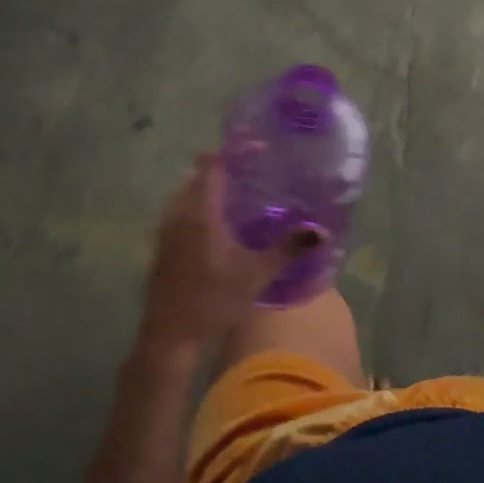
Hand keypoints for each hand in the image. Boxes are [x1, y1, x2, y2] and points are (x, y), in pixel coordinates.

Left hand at [137, 153, 318, 352]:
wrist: (169, 336)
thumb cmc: (213, 300)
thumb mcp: (256, 274)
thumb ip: (287, 249)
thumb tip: (321, 232)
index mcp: (200, 212)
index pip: (212, 165)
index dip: (233, 150)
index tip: (258, 146)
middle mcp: (179, 213)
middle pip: (197, 175)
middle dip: (222, 166)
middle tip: (253, 169)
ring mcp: (166, 230)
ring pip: (185, 192)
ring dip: (208, 186)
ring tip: (238, 193)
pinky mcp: (162, 246)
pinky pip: (179, 210)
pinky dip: (197, 204)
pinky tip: (218, 224)